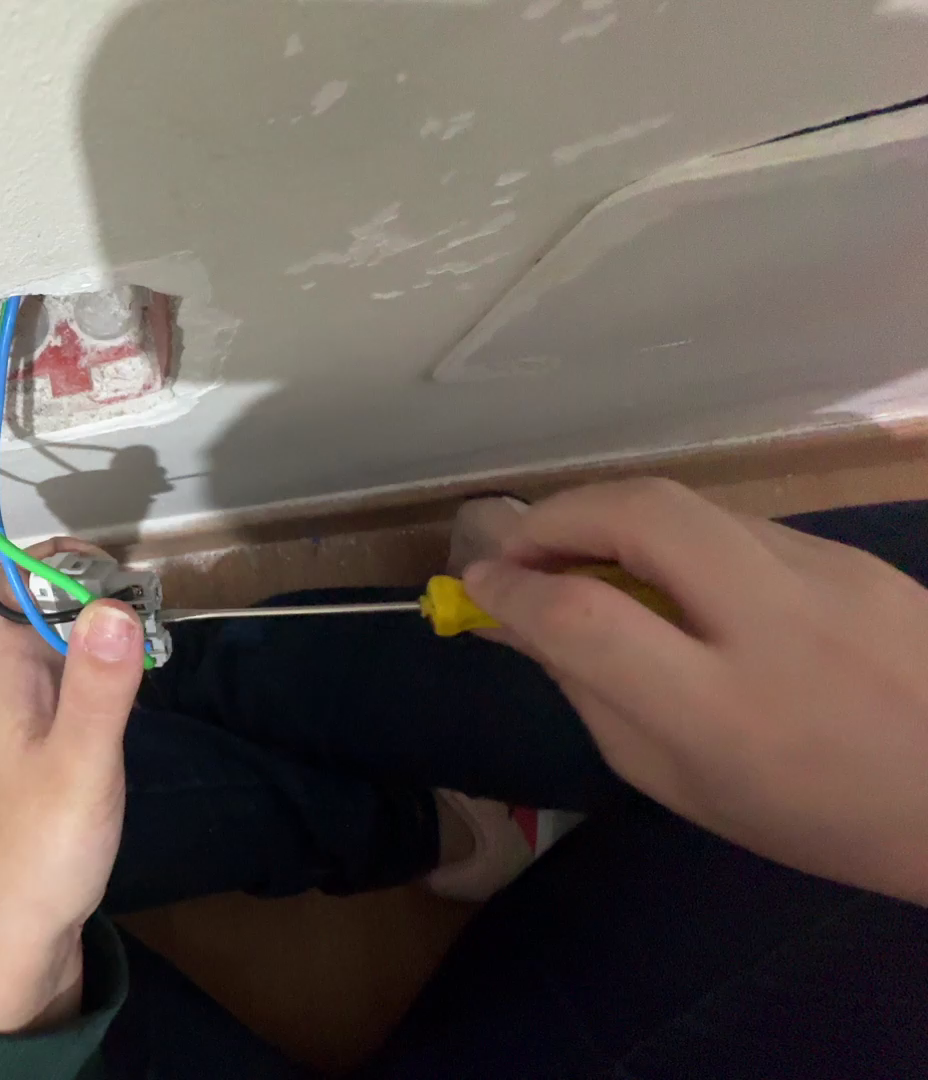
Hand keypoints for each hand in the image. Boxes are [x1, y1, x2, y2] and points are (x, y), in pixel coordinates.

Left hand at [0, 540, 145, 1032]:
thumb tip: (113, 605)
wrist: (29, 925)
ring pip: (66, 641)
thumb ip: (97, 688)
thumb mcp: (78, 762)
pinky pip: (87, 676)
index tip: (104, 562)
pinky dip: (113, 655)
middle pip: (41, 610)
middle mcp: (21, 686)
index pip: (9, 594)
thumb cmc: (45, 845)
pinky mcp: (68, 738)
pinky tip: (144, 661)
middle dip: (86, 585)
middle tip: (144, 593)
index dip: (44, 563)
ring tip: (152, 614)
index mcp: (8, 679)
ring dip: (102, 617)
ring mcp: (44, 712)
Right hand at [463, 479, 927, 904]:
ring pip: (684, 507)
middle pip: (641, 515)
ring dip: (604, 521)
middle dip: (554, 516)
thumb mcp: (667, 773)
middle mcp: (780, 627)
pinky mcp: (857, 557)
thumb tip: (505, 617)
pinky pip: (729, 524)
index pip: (583, 616)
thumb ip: (579, 685)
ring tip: (582, 561)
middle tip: (521, 549)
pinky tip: (668, 578)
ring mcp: (833, 579)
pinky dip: (665, 538)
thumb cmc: (810, 811)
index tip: (477, 585)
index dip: (510, 588)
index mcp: (720, 710)